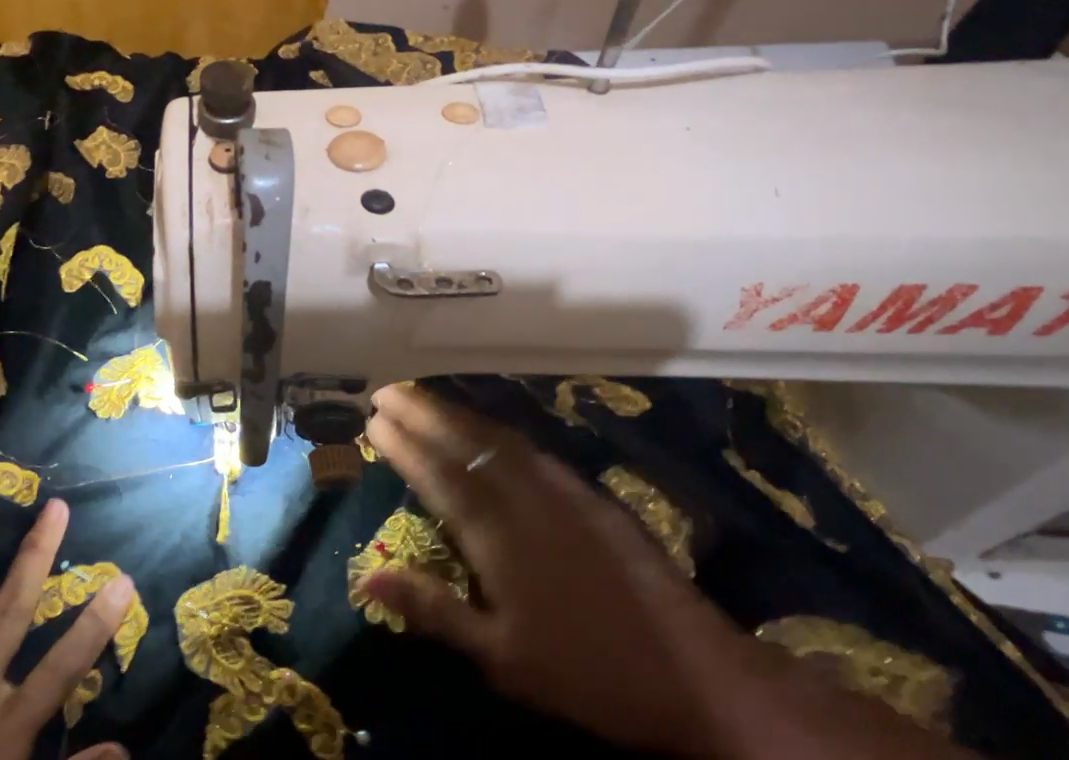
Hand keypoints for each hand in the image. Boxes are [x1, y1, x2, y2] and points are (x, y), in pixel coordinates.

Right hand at [360, 383, 755, 755]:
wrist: (700, 677)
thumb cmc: (588, 674)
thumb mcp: (501, 658)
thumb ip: (434, 609)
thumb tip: (368, 575)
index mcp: (501, 539)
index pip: (441, 478)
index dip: (406, 446)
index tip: (374, 421)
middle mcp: (530, 504)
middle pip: (470, 445)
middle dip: (425, 413)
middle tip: (388, 390)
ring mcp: (568, 497)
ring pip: (504, 441)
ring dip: (461, 415)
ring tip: (427, 399)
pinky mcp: (597, 501)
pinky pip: (535, 452)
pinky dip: (501, 433)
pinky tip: (493, 434)